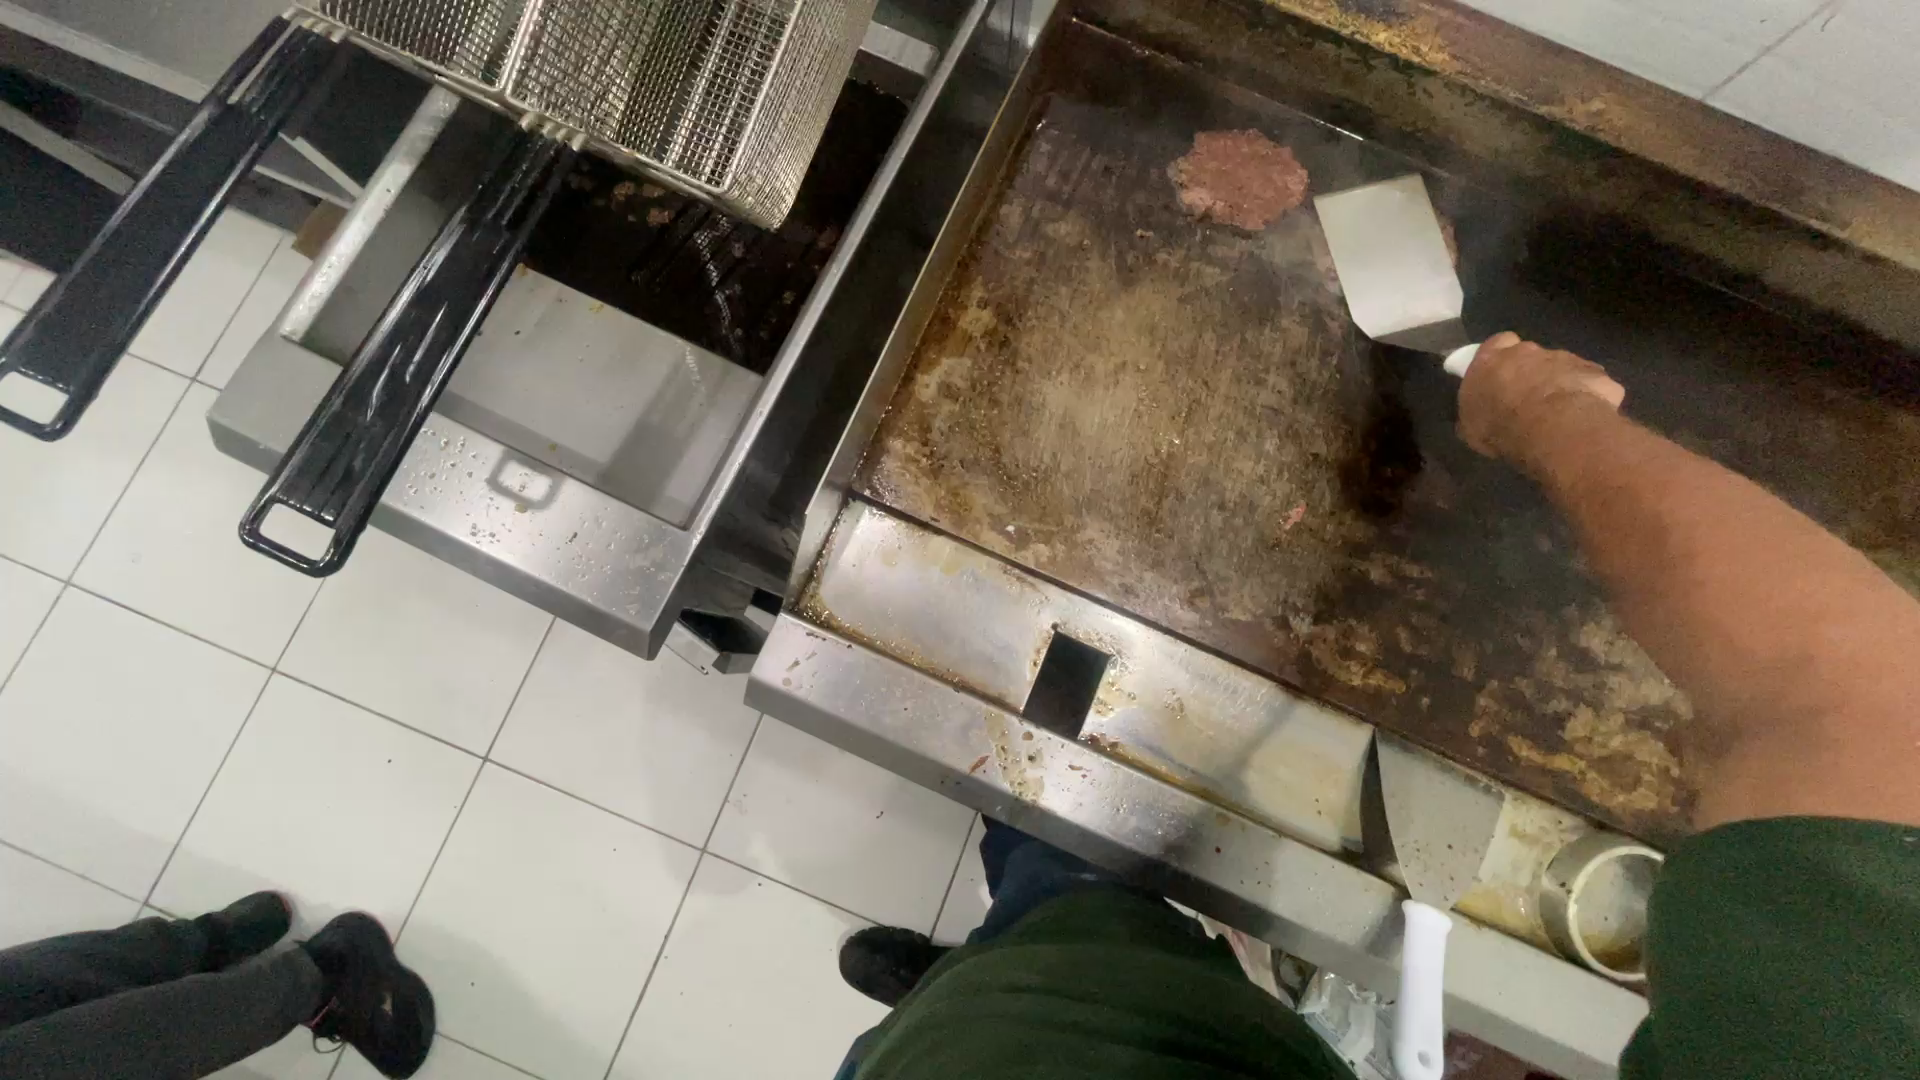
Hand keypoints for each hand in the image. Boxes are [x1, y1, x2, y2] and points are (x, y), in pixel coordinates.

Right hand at [1458, 332, 1625, 467]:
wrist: (1552, 428)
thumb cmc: (1498, 425)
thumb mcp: (1469, 425)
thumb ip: (1476, 408)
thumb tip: (1480, 410)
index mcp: (1492, 359)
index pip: (1497, 342)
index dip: (1500, 355)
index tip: (1499, 373)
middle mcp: (1529, 351)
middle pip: (1531, 355)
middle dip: (1530, 371)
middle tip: (1526, 398)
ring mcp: (1566, 359)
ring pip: (1561, 367)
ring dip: (1557, 383)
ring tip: (1554, 412)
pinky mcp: (1595, 373)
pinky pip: (1588, 382)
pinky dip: (1584, 394)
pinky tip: (1578, 416)